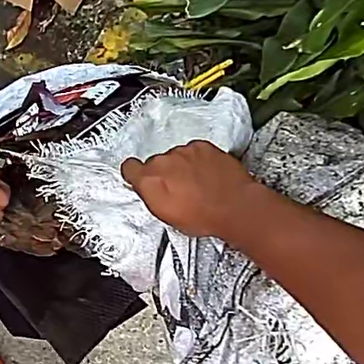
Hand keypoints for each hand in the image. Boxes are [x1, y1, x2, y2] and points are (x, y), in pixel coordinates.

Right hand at [120, 141, 264, 237]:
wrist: (234, 207)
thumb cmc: (203, 216)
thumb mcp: (166, 216)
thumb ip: (151, 196)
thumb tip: (149, 190)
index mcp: (149, 181)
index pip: (129, 167)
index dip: (134, 173)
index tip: (138, 176)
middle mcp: (163, 162)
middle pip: (155, 163)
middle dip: (163, 173)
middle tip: (176, 189)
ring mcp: (183, 152)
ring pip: (175, 156)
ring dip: (182, 166)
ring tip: (195, 184)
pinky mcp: (202, 146)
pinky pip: (194, 151)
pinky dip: (198, 159)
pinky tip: (206, 175)